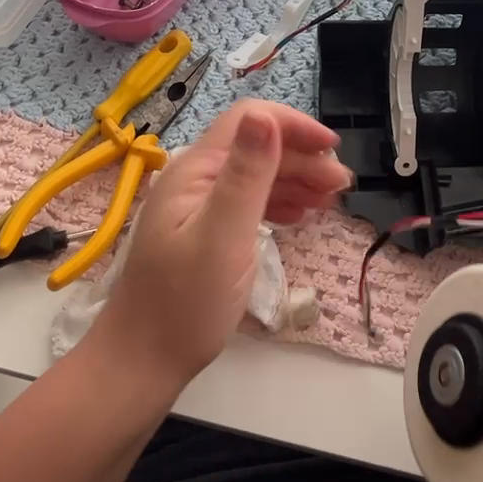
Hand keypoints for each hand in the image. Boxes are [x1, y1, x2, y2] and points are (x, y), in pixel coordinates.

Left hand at [94, 99, 350, 386]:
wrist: (140, 365)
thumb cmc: (185, 303)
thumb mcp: (224, 236)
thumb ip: (247, 175)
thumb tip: (265, 115)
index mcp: (195, 171)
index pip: (248, 120)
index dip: (293, 125)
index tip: (332, 147)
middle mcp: (195, 180)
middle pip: (256, 148)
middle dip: (302, 158)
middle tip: (342, 185)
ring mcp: (197, 208)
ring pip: (255, 176)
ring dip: (296, 181)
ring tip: (330, 200)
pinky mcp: (203, 233)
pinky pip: (247, 203)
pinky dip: (278, 203)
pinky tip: (300, 216)